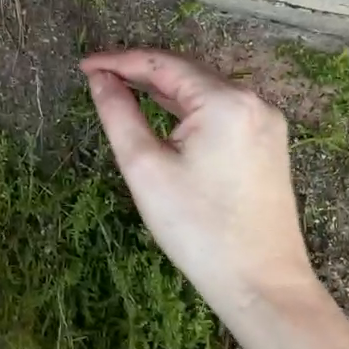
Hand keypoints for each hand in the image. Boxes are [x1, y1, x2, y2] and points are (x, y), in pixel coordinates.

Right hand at [82, 50, 314, 305]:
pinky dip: (184, 106)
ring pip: (201, 89)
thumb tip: (99, 79)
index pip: (161, 64)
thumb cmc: (198, 228)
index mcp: (225, 101)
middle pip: (184, 71)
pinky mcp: (266, 142)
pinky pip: (217, 109)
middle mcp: (252, 101)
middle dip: (138, 71)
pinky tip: (159, 110)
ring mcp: (265, 122)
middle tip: (96, 77)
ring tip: (118, 88)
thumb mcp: (145, 166)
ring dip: (160, 87)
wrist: (262, 287)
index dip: (118, 60)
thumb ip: (118, 112)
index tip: (82, 67)